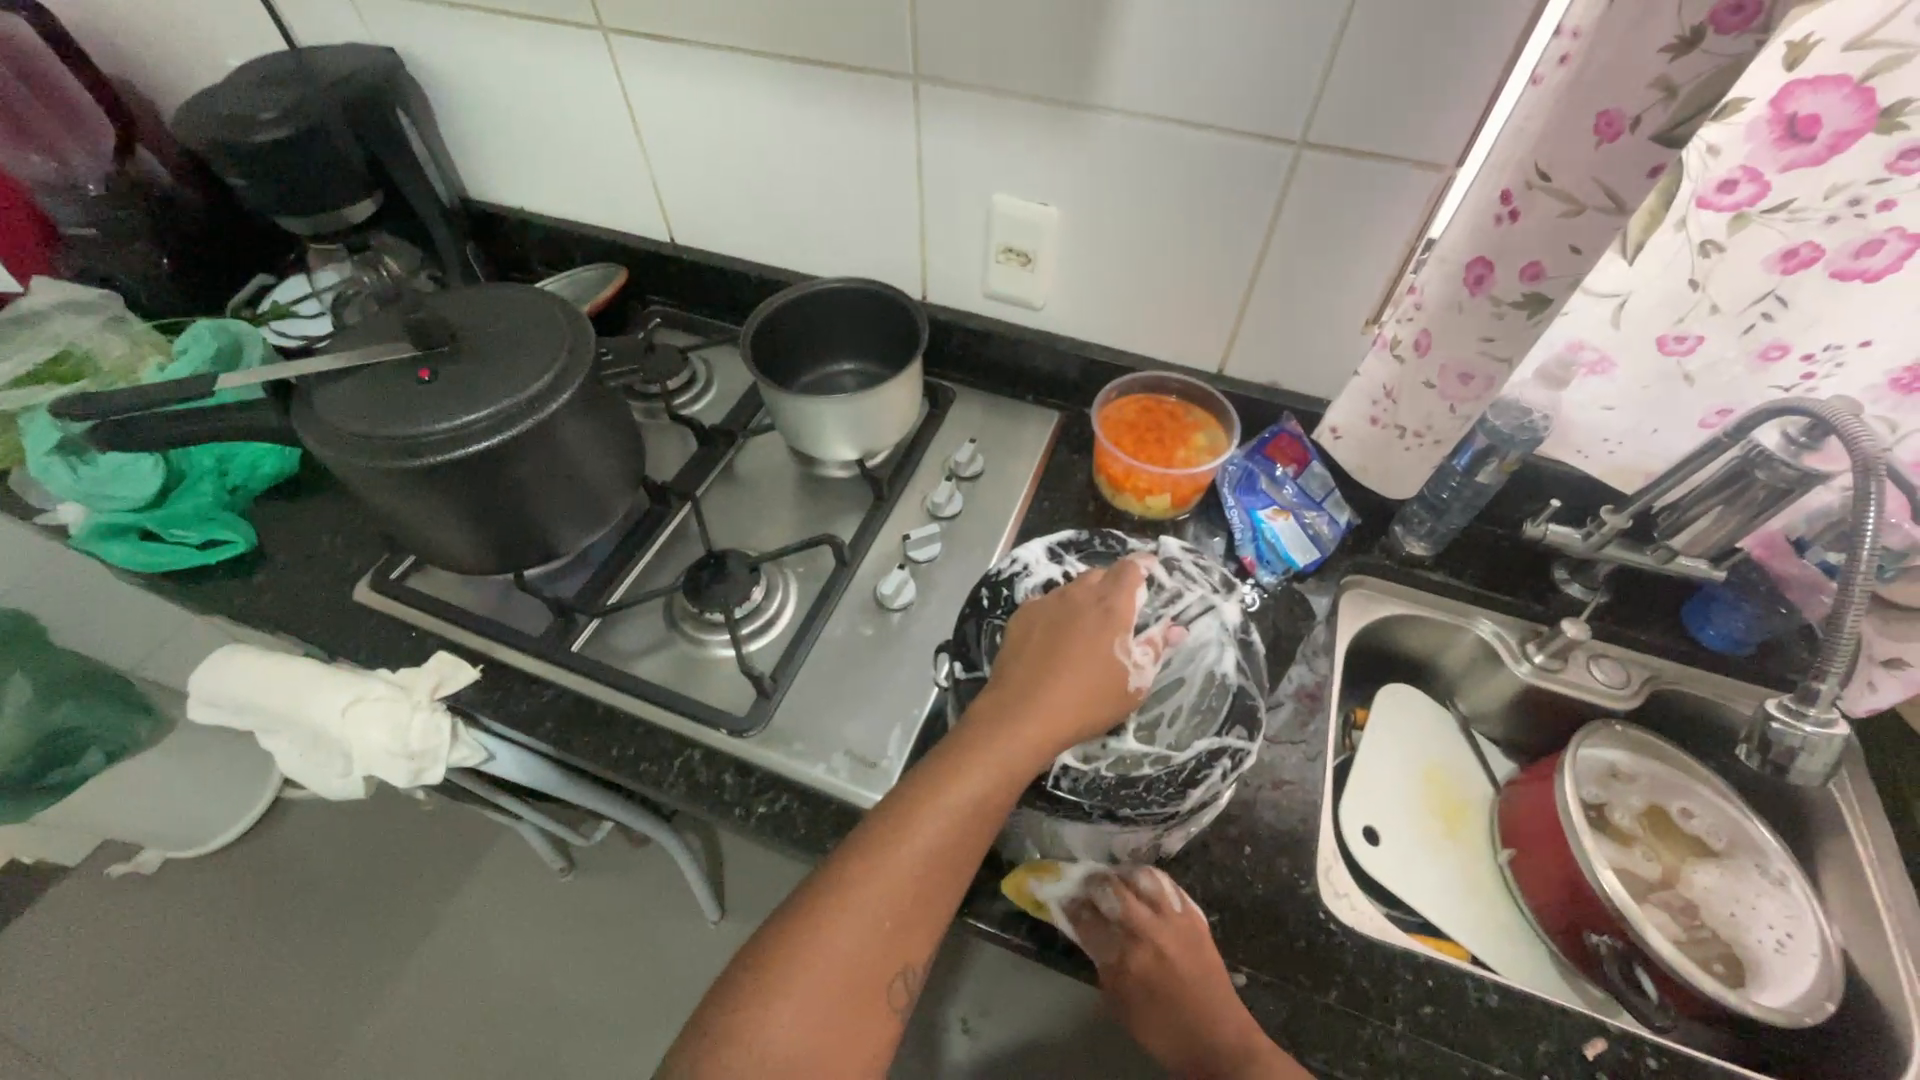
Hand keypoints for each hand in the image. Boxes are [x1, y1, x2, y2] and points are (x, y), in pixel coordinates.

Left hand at [968, 556, 1184, 766]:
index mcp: (1111, 605)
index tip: (1150, 568)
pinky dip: (1056, 613)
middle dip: (1113, 584)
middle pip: (1100, 575)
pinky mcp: (1021, 616)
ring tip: (1086, 626)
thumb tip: (1176, 628)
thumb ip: (1155, 649)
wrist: (1023, 712)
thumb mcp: (1134, 683)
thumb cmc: (1088, 700)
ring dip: (1083, 600)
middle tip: (1119, 608)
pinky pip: (1045, 604)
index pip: (1130, 568)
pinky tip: (1054, 637)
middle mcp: (1077, 595)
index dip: (1143, 565)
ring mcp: (1045, 602)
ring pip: (1071, 589)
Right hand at [1065, 868, 1303, 1079]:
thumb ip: (1102, 965)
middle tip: (1084, 884)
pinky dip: (1152, 880)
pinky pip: (1170, 885)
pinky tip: (1143, 884)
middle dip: (1091, 882)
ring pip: (1142, 877)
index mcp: (1125, 957)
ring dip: (1122, 874)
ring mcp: (1174, 919)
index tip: (1062, 899)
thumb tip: (1089, 935)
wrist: (1218, 1040)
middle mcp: (1148, 930)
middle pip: (1111, 888)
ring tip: (1114, 879)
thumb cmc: (1163, 1031)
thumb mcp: (1120, 1004)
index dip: (1070, 906)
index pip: (1086, 919)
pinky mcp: (1195, 917)